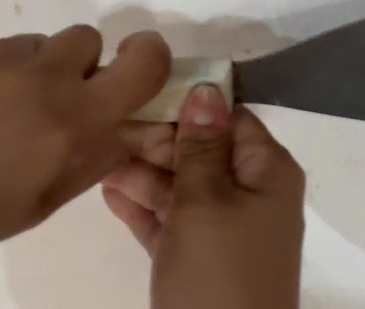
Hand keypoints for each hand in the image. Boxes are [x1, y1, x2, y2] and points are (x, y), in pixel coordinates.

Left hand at [0, 27, 171, 300]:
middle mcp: (43, 78)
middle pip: (88, 41)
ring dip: (30, 70)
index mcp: (71, 124)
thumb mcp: (36, 206)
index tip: (133, 67)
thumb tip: (126, 123)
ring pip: (38, 44)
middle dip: (76, 68)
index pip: (146, 61)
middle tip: (42, 105)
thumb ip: (91, 158)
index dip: (149, 56)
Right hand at [102, 85, 305, 308]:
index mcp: (268, 171)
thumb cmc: (220, 278)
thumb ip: (201, 145)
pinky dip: (144, 207)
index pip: (229, 119)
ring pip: (184, 186)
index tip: (140, 91)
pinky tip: (108, 190)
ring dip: (143, 171)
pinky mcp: (201, 265)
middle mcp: (253, 193)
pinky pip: (173, 222)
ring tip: (95, 153)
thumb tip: (207, 87)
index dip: (188, 104)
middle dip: (158, 138)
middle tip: (106, 125)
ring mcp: (227, 232)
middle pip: (204, 149)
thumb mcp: (207, 203)